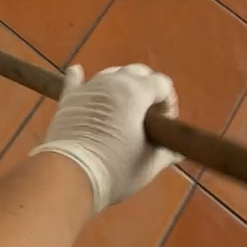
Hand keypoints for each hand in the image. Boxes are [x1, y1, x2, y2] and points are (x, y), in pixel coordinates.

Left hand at [31, 64, 180, 212]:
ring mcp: (89, 86)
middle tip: (147, 117)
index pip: (162, 83)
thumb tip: (177, 151)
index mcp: (136, 91)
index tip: (165, 124)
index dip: (168, 102)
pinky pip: (75, 79)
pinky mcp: (69, 97)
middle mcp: (114, 81)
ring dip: (121, 86)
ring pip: (111, 74)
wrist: (71, 174)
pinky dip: (80, 77)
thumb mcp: (148, 164)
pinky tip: (79, 73)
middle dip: (148, 89)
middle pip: (138, 72)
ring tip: (122, 110)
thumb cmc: (116, 168)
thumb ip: (166, 151)